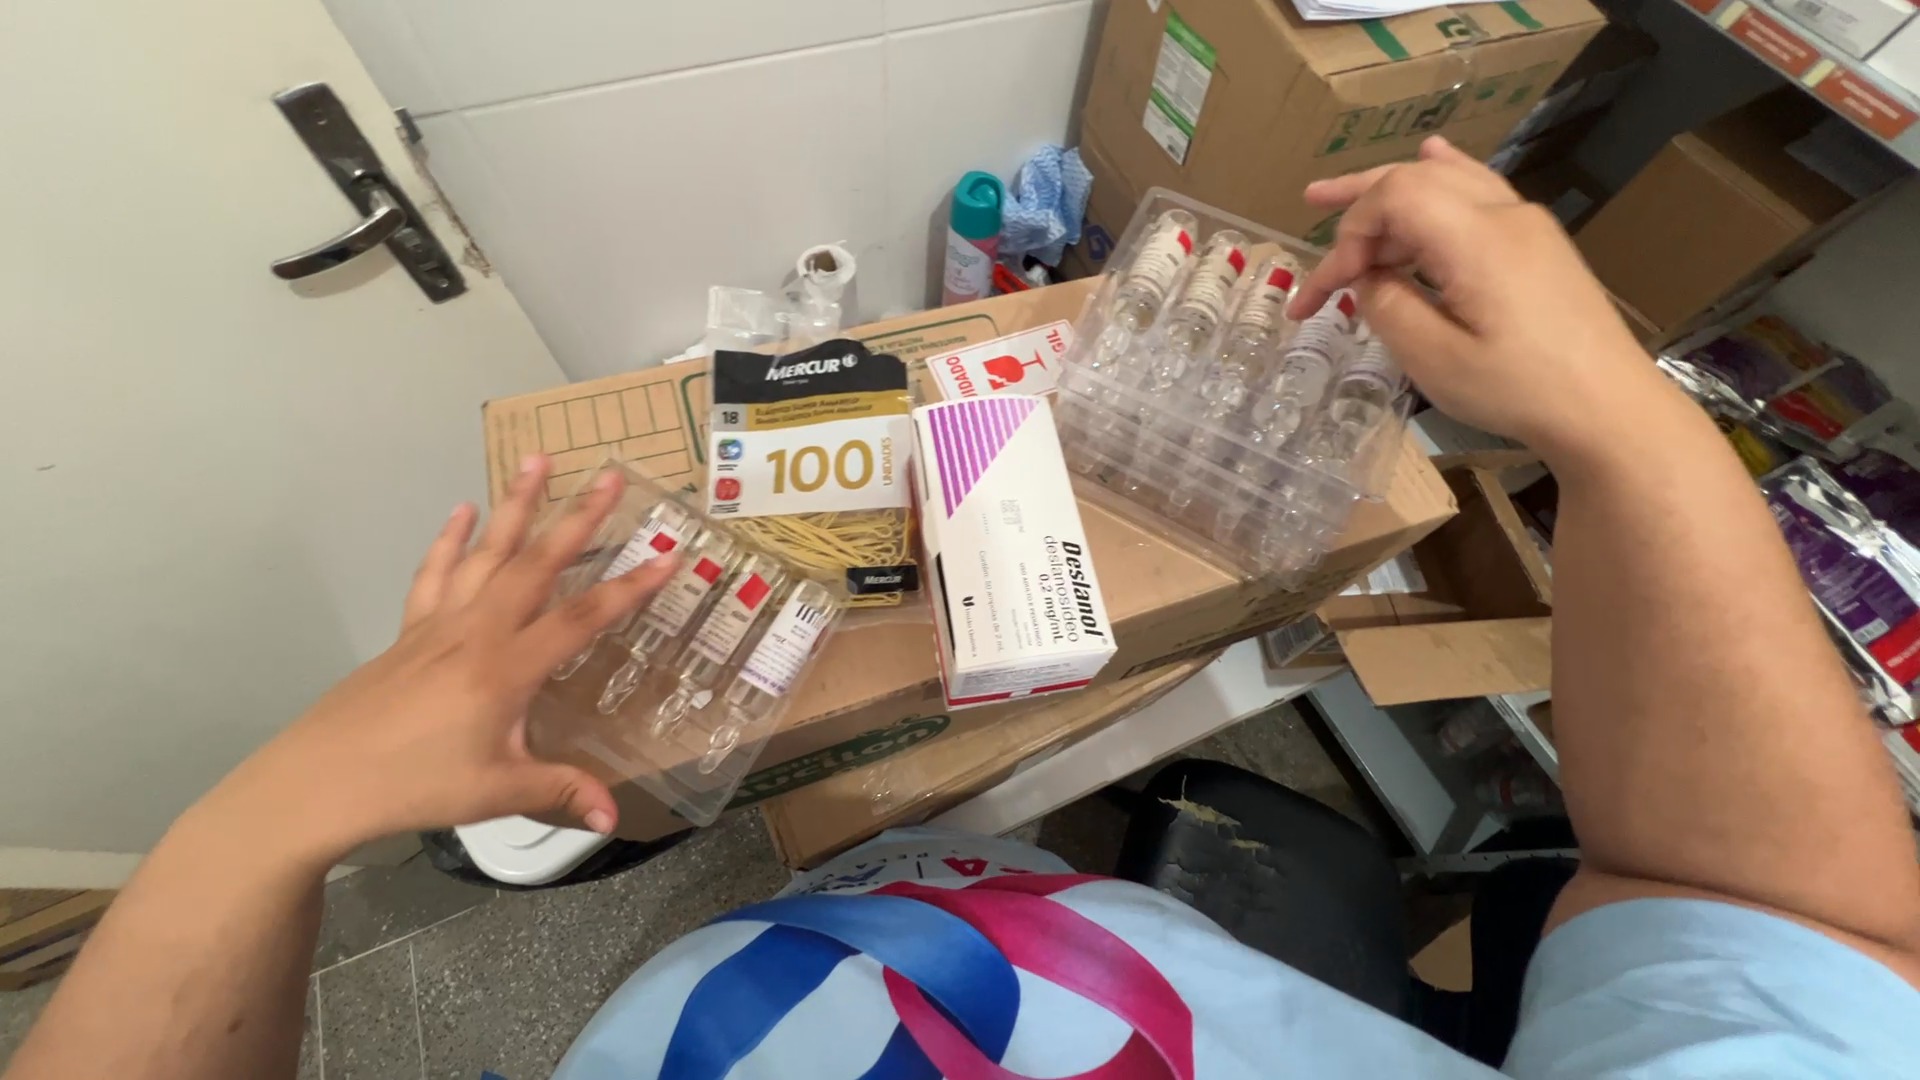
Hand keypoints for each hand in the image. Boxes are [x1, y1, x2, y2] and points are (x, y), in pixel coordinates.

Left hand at [214, 455, 676, 862]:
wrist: (308, 788)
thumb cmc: (412, 787)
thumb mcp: (496, 793)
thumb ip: (561, 791)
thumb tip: (613, 818)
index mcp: (506, 669)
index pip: (582, 618)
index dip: (629, 587)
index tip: (667, 556)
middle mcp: (477, 632)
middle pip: (537, 564)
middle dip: (580, 517)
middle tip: (611, 475)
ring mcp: (440, 625)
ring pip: (488, 553)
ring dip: (517, 505)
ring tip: (538, 460)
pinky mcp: (411, 631)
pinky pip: (436, 574)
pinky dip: (451, 539)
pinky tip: (463, 511)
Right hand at [1287, 136, 1669, 460]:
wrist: (1604, 405)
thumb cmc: (1514, 388)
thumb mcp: (1432, 358)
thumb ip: (1387, 306)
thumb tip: (1367, 279)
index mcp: (1476, 240)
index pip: (1394, 199)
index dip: (1347, 237)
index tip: (1326, 294)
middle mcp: (1502, 215)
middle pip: (1416, 178)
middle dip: (1356, 200)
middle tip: (1308, 203)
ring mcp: (1523, 224)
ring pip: (1444, 180)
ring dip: (1389, 188)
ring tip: (1338, 194)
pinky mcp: (1531, 243)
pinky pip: (1476, 190)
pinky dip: (1440, 176)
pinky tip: (1432, 154)